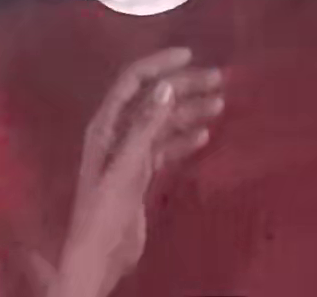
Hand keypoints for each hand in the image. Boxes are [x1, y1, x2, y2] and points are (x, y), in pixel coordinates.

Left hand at [49, 49, 224, 296]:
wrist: (98, 259)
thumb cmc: (106, 210)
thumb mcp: (126, 167)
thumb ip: (145, 126)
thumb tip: (166, 86)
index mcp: (107, 122)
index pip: (134, 80)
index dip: (159, 64)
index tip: (189, 56)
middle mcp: (119, 130)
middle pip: (153, 98)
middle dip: (183, 86)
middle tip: (216, 80)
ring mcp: (131, 150)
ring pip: (163, 121)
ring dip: (189, 111)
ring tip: (218, 105)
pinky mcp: (141, 172)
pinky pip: (165, 146)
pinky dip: (183, 139)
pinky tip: (203, 136)